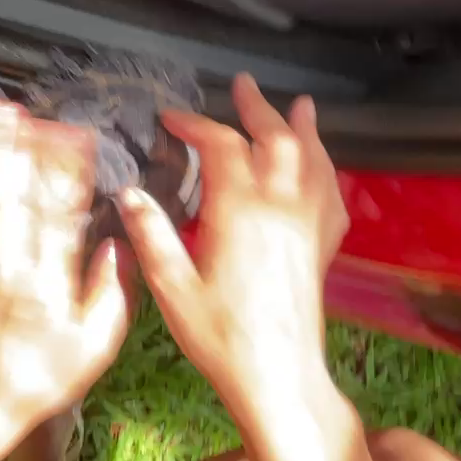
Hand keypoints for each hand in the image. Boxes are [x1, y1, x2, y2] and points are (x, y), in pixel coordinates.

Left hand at [0, 101, 128, 422]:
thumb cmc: (49, 376)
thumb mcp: (99, 343)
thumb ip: (111, 292)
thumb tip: (119, 242)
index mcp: (50, 280)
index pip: (59, 214)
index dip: (62, 169)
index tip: (64, 130)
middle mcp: (10, 266)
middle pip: (9, 199)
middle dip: (5, 149)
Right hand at [118, 74, 348, 407]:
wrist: (277, 375)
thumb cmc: (217, 334)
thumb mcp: (171, 286)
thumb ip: (152, 235)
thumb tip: (129, 192)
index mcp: (240, 214)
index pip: (223, 149)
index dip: (196, 126)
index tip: (170, 119)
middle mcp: (281, 211)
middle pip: (276, 142)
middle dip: (256, 110)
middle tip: (241, 85)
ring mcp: (308, 228)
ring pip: (313, 162)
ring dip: (302, 129)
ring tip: (298, 104)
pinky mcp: (321, 248)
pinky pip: (331, 195)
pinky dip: (325, 169)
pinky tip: (321, 166)